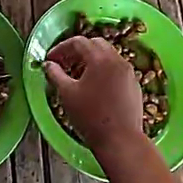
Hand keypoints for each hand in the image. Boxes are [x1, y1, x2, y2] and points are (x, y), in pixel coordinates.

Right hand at [43, 35, 145, 153]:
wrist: (120, 139)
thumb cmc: (90, 116)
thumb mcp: (66, 94)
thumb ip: (55, 74)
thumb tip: (48, 64)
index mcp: (100, 59)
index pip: (78, 42)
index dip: (61, 48)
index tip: (50, 59)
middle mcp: (117, 60)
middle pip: (95, 44)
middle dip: (78, 50)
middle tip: (64, 63)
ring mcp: (128, 72)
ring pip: (108, 55)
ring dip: (91, 59)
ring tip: (78, 75)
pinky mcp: (134, 85)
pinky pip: (116, 69)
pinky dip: (103, 70)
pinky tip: (95, 87)